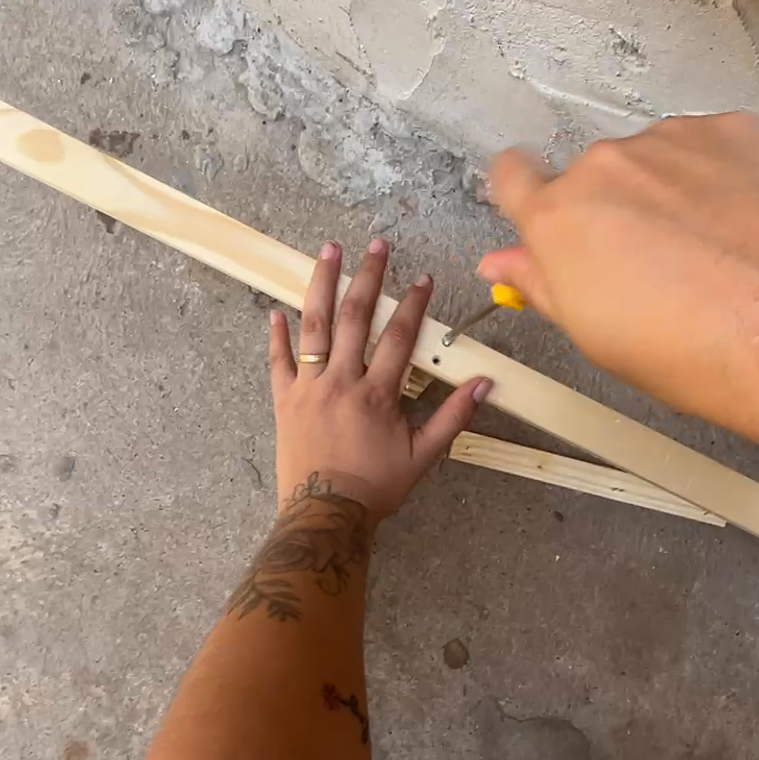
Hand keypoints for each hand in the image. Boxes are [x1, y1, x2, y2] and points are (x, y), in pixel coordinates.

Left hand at [268, 239, 491, 520]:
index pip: (399, 337)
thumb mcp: (424, 455)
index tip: (423, 278)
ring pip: (314, 327)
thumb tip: (484, 384)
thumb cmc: (376, 486)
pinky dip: (275, 336)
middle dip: (369, 278)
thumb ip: (453, 416)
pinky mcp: (283, 401)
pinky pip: (277, 362)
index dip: (414, 305)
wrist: (326, 513)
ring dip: (322, 285)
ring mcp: (308, 389)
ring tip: (328, 251)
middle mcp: (341, 382)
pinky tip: (274, 310)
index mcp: (377, 394)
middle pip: (356, 318)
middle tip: (377, 245)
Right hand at [477, 113, 758, 433]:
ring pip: (652, 161)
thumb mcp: (593, 334)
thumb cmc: (691, 348)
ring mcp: (671, 141)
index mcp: (558, 219)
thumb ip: (540, 284)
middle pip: (592, 176)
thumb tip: (502, 263)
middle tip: (649, 264)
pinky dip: (717, 178)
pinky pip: (706, 148)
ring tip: (709, 251)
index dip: (526, 194)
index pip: (512, 175)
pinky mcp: (733, 129)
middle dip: (610, 210)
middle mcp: (605, 166)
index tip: (546, 214)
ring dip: (666, 193)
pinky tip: (743, 228)